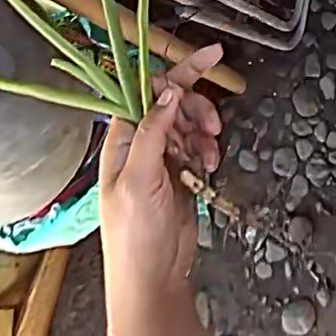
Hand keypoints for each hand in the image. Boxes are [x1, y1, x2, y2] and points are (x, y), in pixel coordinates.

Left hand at [99, 44, 224, 305]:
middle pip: (176, 101)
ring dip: (205, 130)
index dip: (180, 70)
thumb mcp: (139, 181)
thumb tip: (167, 91)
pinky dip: (209, 147)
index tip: (209, 56)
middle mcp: (142, 142)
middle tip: (212, 122)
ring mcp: (162, 155)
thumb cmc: (134, 239)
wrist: (155, 279)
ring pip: (190, 120)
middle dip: (198, 107)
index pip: (149, 88)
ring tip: (210, 149)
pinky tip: (209, 161)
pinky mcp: (180, 169)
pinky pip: (199, 142)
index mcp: (124, 138)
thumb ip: (152, 132)